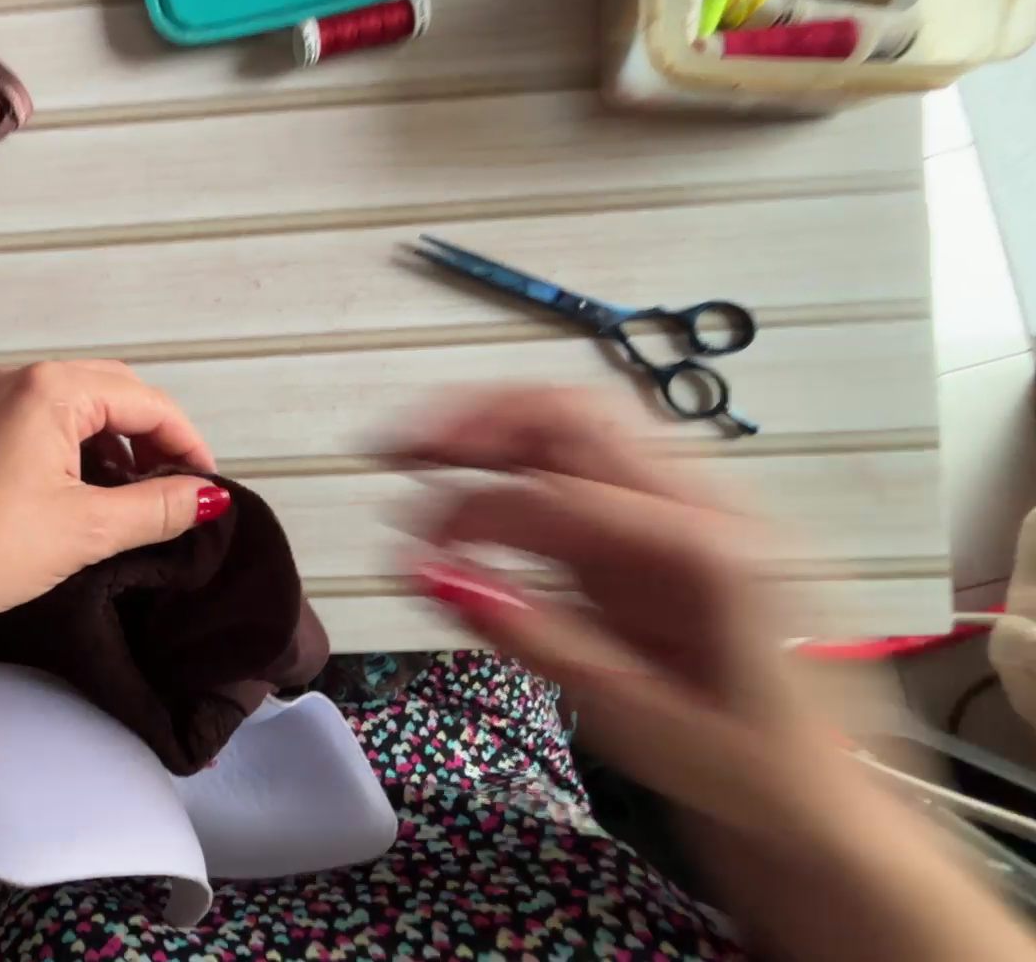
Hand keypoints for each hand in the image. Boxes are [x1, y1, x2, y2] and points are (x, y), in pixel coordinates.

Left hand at [0, 361, 228, 640]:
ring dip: (118, 443)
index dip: (187, 442)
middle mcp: (21, 378)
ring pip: (81, 406)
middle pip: (114, 393)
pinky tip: (91, 488)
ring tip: (136, 494)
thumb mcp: (85, 529)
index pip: (145, 401)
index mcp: (50, 388)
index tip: (210, 486)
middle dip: (154, 437)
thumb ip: (157, 507)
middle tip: (178, 487)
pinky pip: (48, 421)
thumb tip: (212, 498)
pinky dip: (81, 448)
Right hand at [391, 386, 836, 830]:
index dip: (471, 513)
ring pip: (572, 429)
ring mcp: (680, 511)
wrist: (833, 809)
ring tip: (412, 453)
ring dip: (485, 431)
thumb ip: (536, 638)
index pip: (564, 499)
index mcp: (716, 552)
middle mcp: (705, 506)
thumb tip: (429, 575)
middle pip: (575, 419)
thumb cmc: (751, 774)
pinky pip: (574, 470)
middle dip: (472, 423)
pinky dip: (509, 466)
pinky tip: (465, 486)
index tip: (408, 550)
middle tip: (395, 451)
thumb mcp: (641, 720)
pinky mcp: (651, 530)